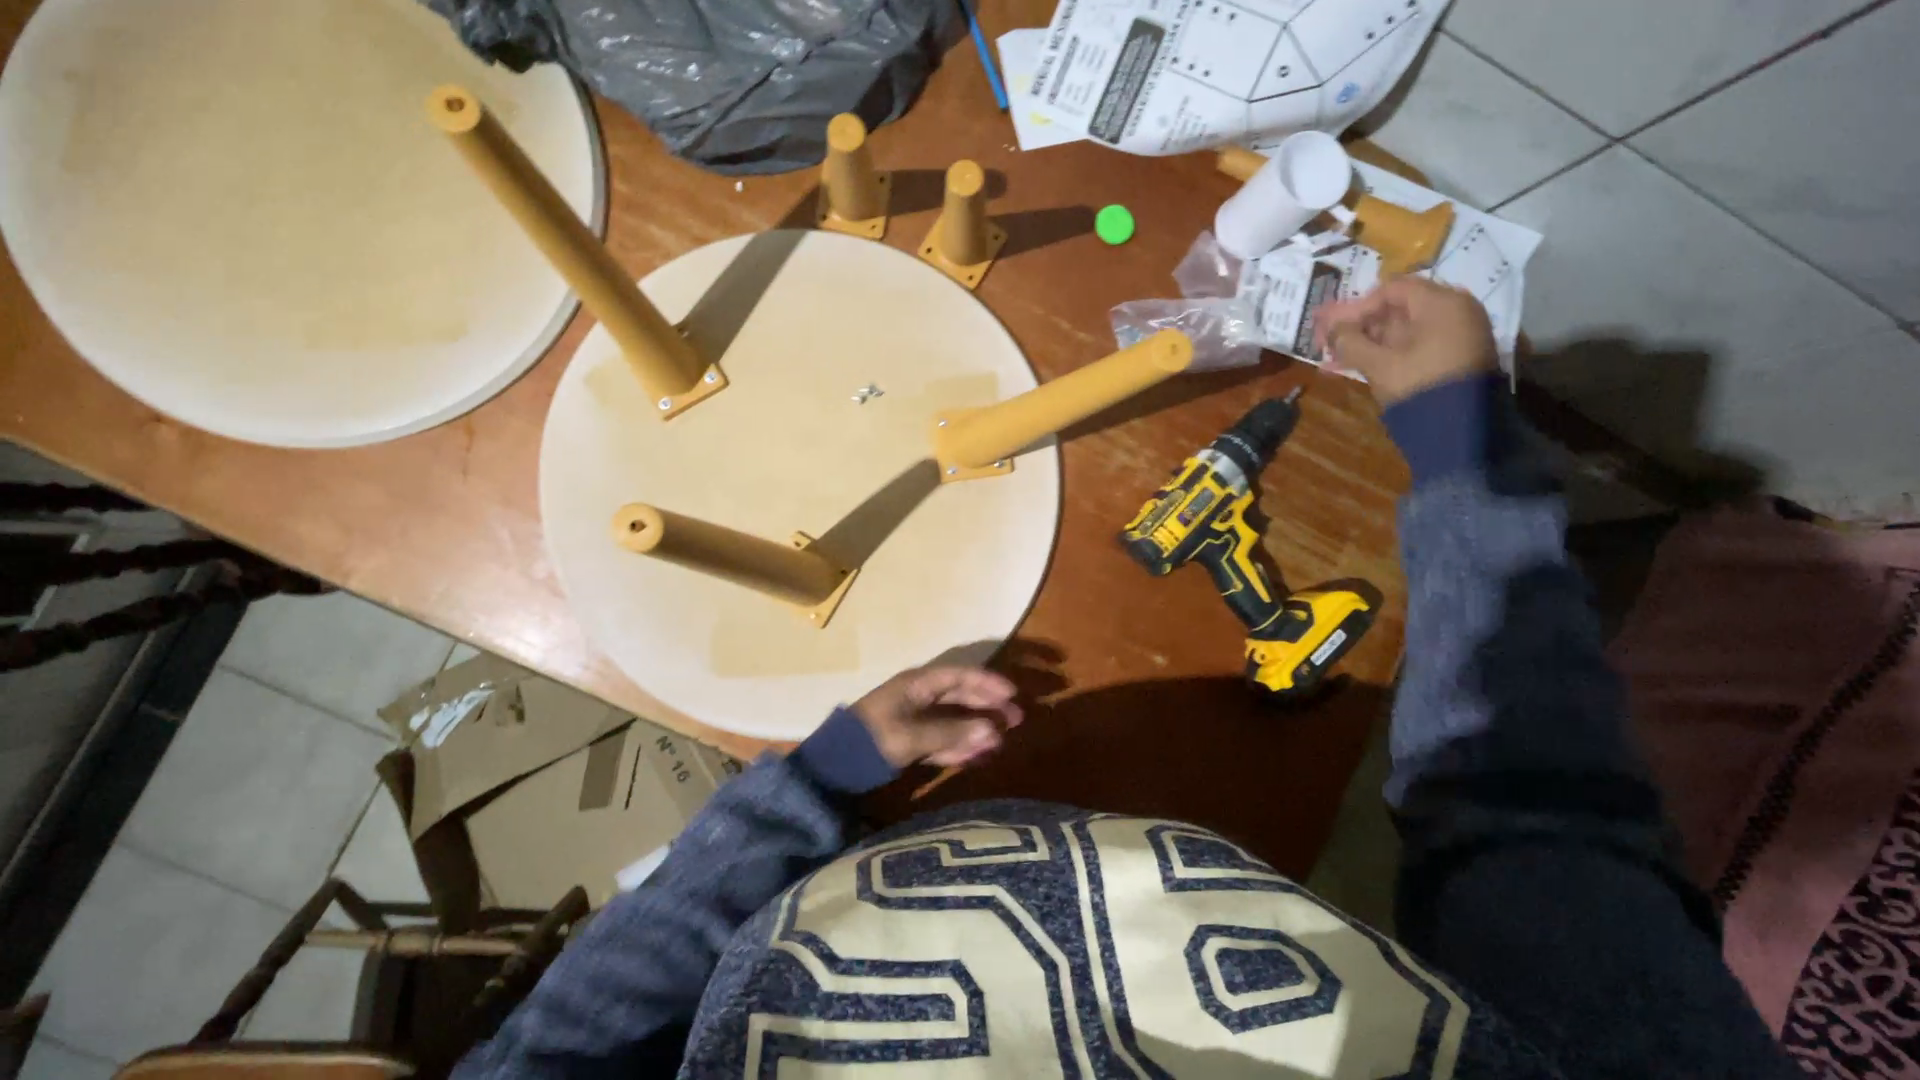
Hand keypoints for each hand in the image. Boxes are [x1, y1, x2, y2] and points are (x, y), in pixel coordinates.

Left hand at [851, 666, 1022, 768]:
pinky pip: (942, 740)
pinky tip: (978, 756)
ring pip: (953, 720)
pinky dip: (959, 747)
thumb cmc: (872, 742)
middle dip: (988, 706)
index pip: (959, 676)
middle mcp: (917, 698)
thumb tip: (994, 731)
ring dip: (976, 730)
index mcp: (916, 685)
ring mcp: (913, 720)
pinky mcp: (909, 742)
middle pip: (960, 697)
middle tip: (1017, 720)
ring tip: (1001, 742)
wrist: (832, 769)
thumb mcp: (912, 737)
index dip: (988, 683)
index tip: (1013, 694)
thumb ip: (953, 733)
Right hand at [1313, 277, 1497, 405]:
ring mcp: (1458, 336)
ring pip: (1403, 332)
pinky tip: (1357, 367)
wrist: (1462, 429)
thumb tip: (1331, 329)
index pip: (1392, 290)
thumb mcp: (1379, 364)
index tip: (1333, 327)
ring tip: (1335, 359)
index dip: (1357, 307)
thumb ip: (1350, 342)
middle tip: (1328, 340)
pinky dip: (1388, 354)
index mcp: (1442, 303)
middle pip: (1398, 310)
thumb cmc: (1419, 385)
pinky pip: (1416, 347)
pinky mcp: (1455, 359)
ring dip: (1368, 343)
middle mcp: (1455, 311)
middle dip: (1359, 326)